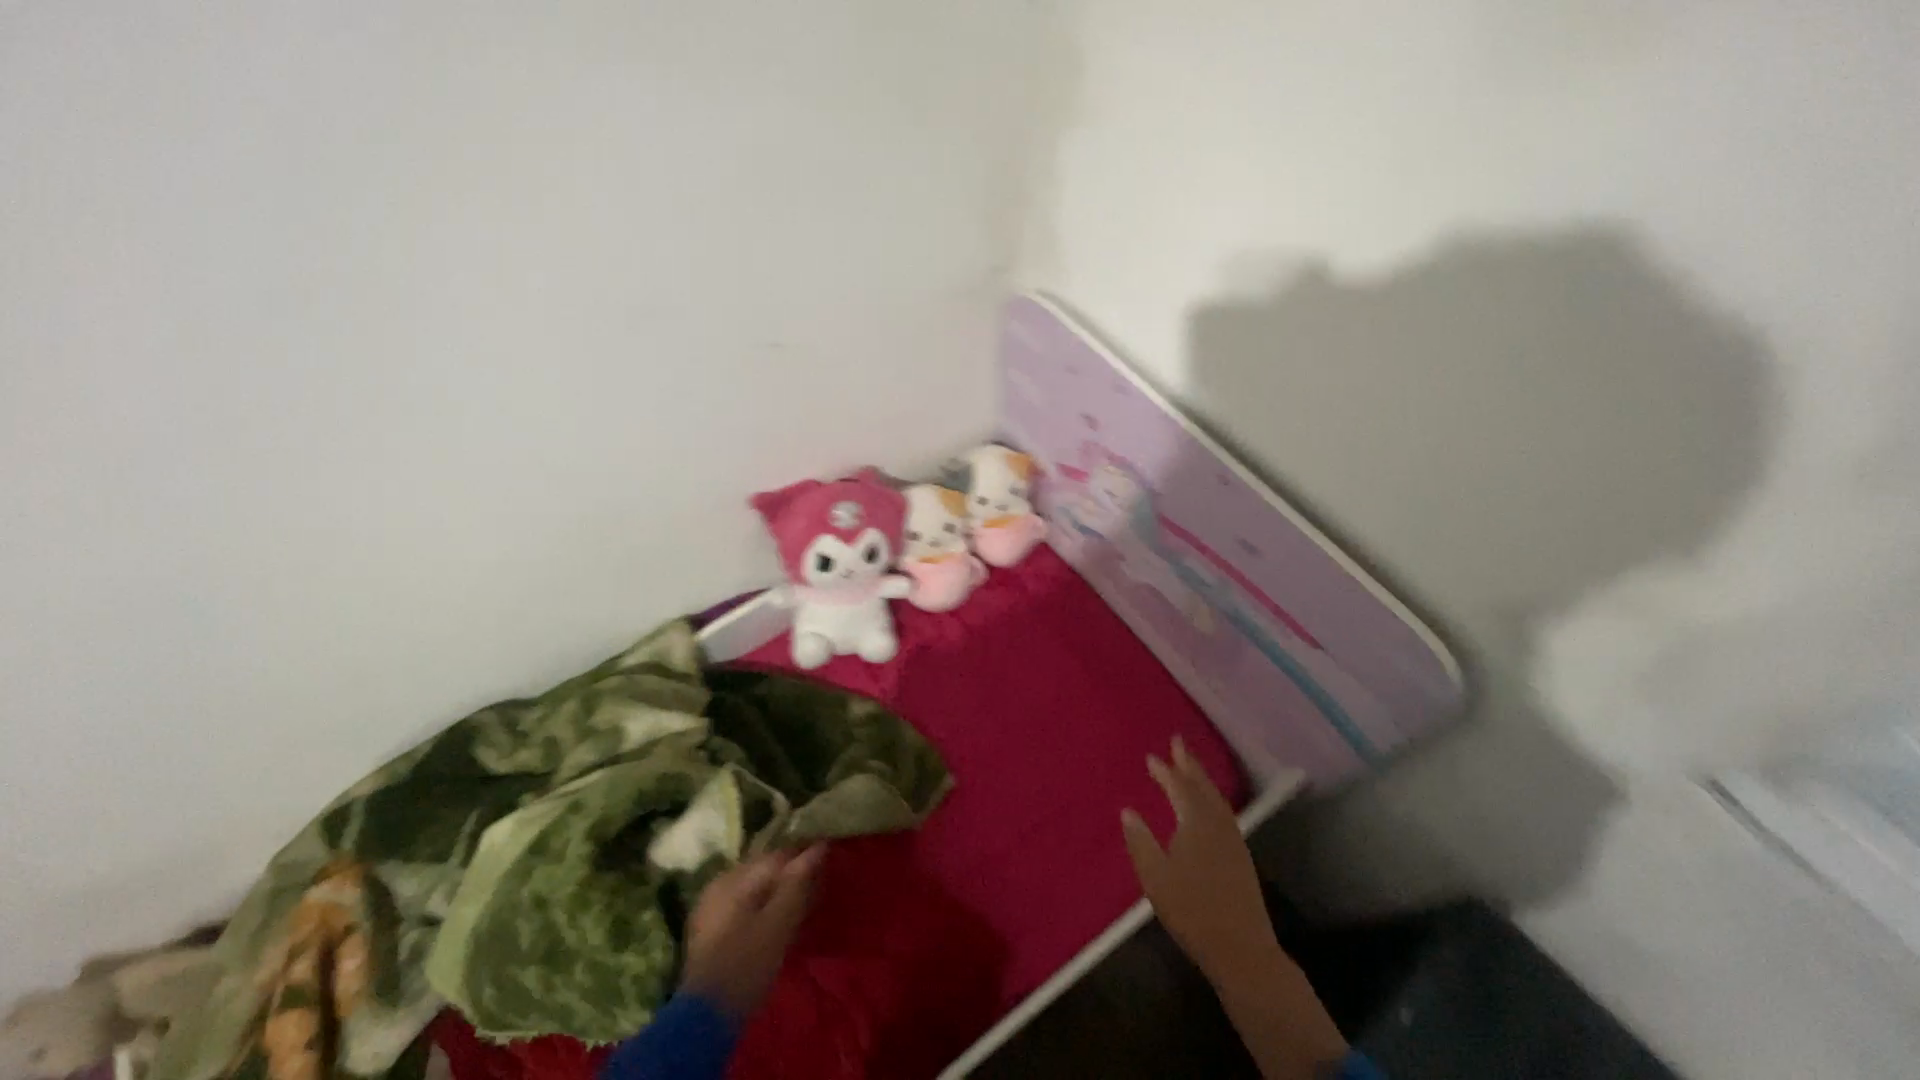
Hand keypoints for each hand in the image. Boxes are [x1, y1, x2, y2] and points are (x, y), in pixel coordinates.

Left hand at [680, 846, 824, 1018]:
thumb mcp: (779, 922)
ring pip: (753, 888)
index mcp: (734, 877)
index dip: (804, 858)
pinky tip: (774, 925)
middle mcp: (719, 883)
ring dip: (776, 893)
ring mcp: (710, 906)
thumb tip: (818, 847)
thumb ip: (797, 882)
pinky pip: (742, 905)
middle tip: (816, 891)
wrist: (706, 1016)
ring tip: (799, 910)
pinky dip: (761, 908)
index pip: (777, 854)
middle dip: (790, 876)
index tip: (826, 868)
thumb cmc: (747, 964)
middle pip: (763, 869)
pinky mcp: (709, 929)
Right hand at [1121, 737, 1274, 982]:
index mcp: (1195, 823)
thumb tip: (1128, 811)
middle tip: (1178, 742)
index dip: (1166, 771)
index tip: (1152, 756)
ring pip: (1216, 799)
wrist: (1240, 947)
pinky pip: (1223, 812)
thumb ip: (1140, 841)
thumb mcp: (1155, 877)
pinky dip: (1212, 798)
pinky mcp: (1240, 855)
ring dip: (1202, 779)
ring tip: (1190, 767)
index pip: (1179, 787)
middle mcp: (1217, 824)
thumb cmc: (1190, 911)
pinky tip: (1208, 805)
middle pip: (1202, 786)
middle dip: (1189, 764)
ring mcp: (1233, 839)